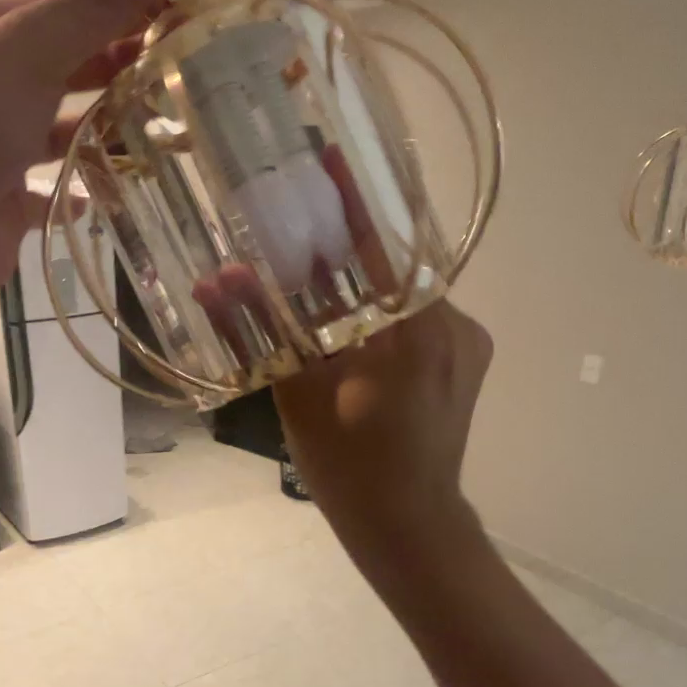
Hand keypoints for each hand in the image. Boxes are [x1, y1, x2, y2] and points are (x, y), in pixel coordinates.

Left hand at [0, 0, 165, 293]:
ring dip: (97, 131)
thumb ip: (94, 4)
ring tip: (151, 136)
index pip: (50, 3)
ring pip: (52, 129)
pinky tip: (102, 193)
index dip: (108, 8)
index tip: (165, 21)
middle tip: (168, 78)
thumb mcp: (30, 47)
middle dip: (109, 71)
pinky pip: (45, 190)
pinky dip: (73, 189)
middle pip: (55, 65)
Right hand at [186, 142, 491, 542]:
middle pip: (399, 263)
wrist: (410, 526)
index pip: (388, 241)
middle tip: (303, 234)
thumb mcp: (300, 400)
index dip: (353, 201)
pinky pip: (422, 319)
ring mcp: (469, 344)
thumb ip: (262, 333)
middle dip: (351, 247)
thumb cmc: (352, 472)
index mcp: (419, 331)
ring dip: (368, 283)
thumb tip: (217, 281)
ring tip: (321, 283)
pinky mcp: (468, 363)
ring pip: (410, 292)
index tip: (326, 160)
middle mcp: (457, 325)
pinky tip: (352, 328)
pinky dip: (386, 313)